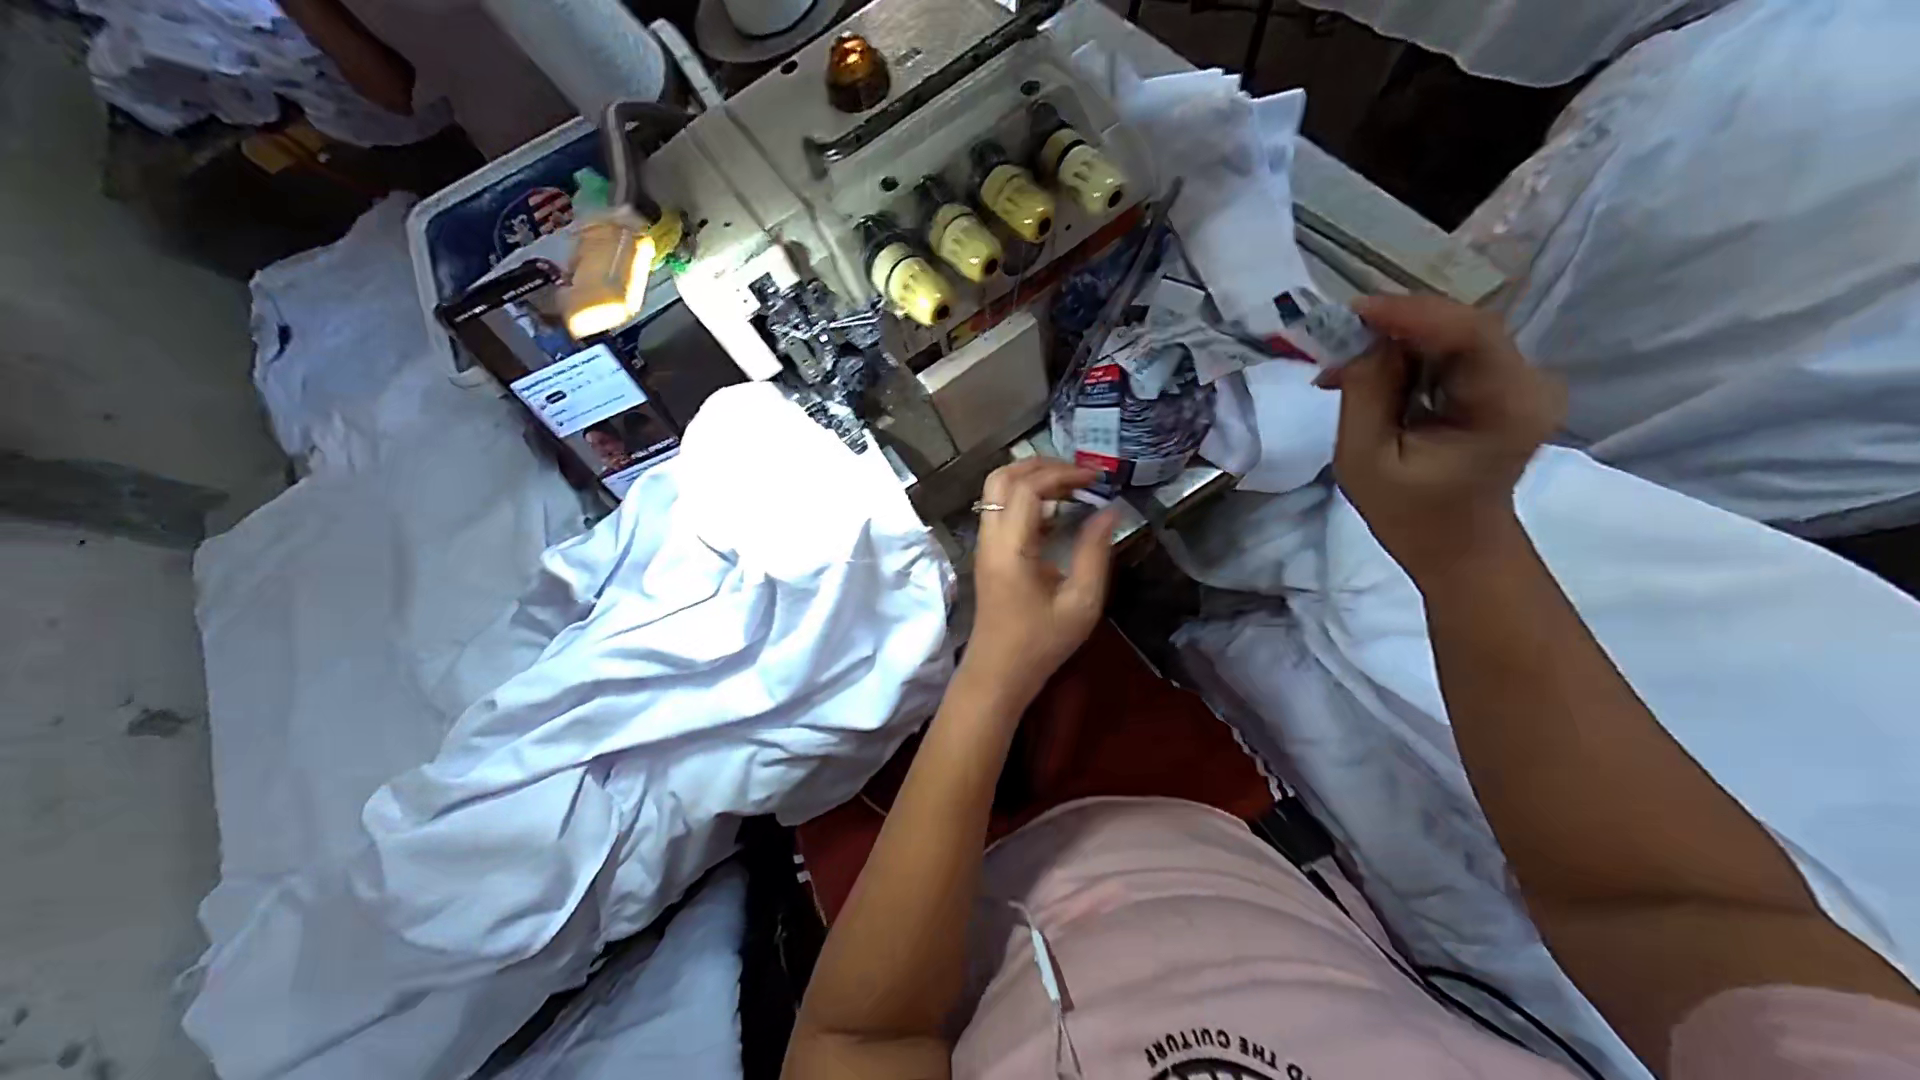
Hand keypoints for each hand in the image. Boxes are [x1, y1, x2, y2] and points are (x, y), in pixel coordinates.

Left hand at [963, 459, 1119, 703]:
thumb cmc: (1041, 643)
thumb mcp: (1081, 603)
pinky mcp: (987, 553)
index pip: (1027, 488)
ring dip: (1031, 478)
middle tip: (1080, 473)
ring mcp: (984, 544)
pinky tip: (1056, 510)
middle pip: (1002, 477)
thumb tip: (1109, 511)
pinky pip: (1000, 509)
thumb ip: (1094, 552)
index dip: (1061, 474)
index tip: (1095, 478)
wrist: (998, 673)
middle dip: (1041, 465)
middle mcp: (989, 538)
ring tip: (1071, 486)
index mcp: (1010, 548)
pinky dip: (1025, 497)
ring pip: (996, 490)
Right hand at [1317, 294, 1563, 586]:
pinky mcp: (1499, 382)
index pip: (1468, 333)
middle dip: (1393, 327)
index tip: (1352, 312)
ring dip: (1392, 343)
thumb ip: (1364, 396)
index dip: (1409, 313)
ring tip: (1340, 367)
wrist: (1457, 545)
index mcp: (1508, 404)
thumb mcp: (1364, 461)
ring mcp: (1518, 379)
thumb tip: (1362, 343)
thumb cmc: (1410, 514)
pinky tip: (1366, 376)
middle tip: (1333, 341)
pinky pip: (1448, 351)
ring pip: (1450, 335)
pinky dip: (1404, 356)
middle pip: (1459, 327)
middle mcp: (1527, 380)